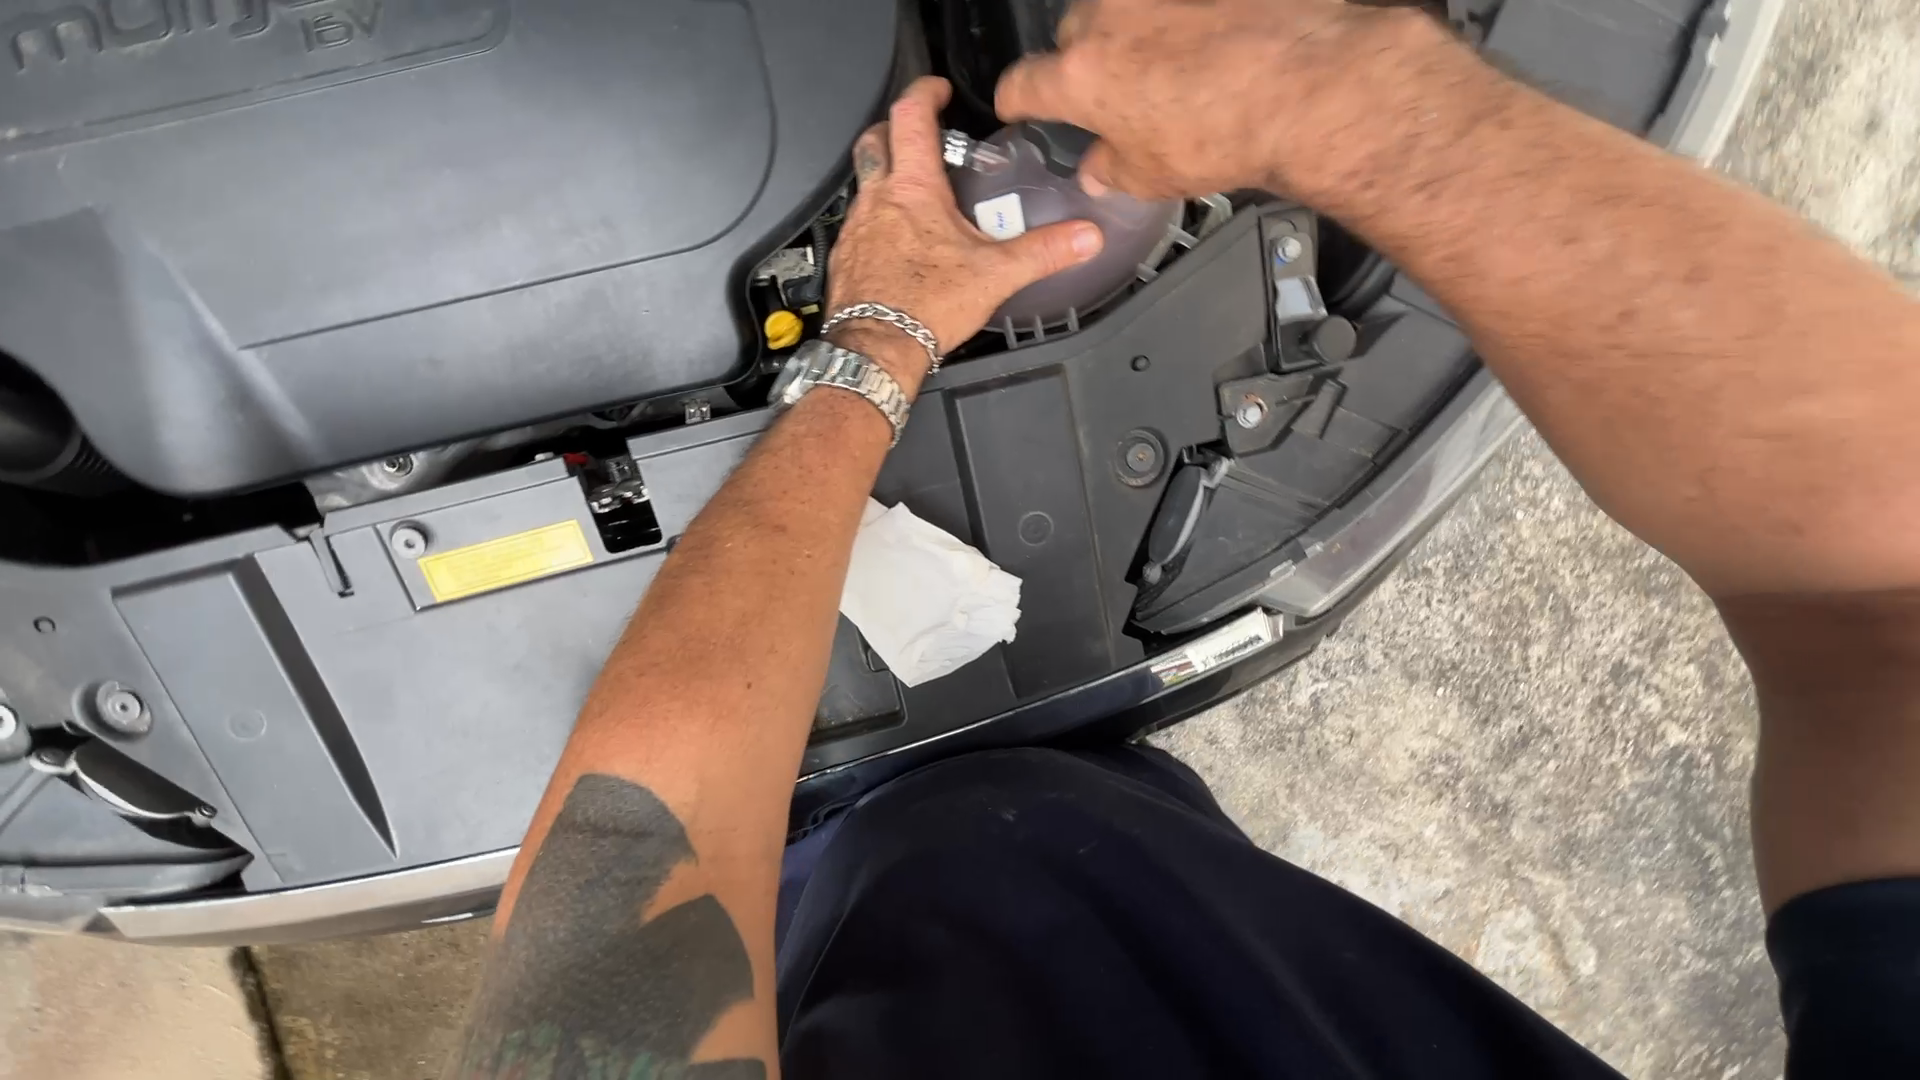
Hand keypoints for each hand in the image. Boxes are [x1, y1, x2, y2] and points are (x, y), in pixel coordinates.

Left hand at [826, 76, 1105, 396]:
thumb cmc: (926, 307)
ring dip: (886, 179)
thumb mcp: (995, 275)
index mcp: (913, 190)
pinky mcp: (846, 258)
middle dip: (895, 129)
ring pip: (865, 184)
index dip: (925, 94)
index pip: (910, 116)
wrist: (879, 348)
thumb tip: (1083, 238)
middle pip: (874, 141)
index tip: (938, 92)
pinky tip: (897, 244)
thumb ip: (1043, 251)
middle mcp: (877, 201)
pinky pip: (858, 225)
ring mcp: (856, 228)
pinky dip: (877, 221)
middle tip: (918, 136)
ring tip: (916, 198)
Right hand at [996, 0, 1450, 201]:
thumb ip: (1110, 169)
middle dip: (1083, 67)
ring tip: (1167, 72)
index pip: (1021, 85)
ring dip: (1130, 38)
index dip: (1016, 102)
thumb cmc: (1226, 130)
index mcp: (1081, 76)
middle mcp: (1108, 19)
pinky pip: (1173, 7)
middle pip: (1071, 39)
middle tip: (1114, 100)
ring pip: (1120, 12)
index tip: (1020, 106)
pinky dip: (1178, 22)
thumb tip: (1099, 169)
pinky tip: (1203, 47)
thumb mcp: (1150, 178)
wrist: (1307, 83)